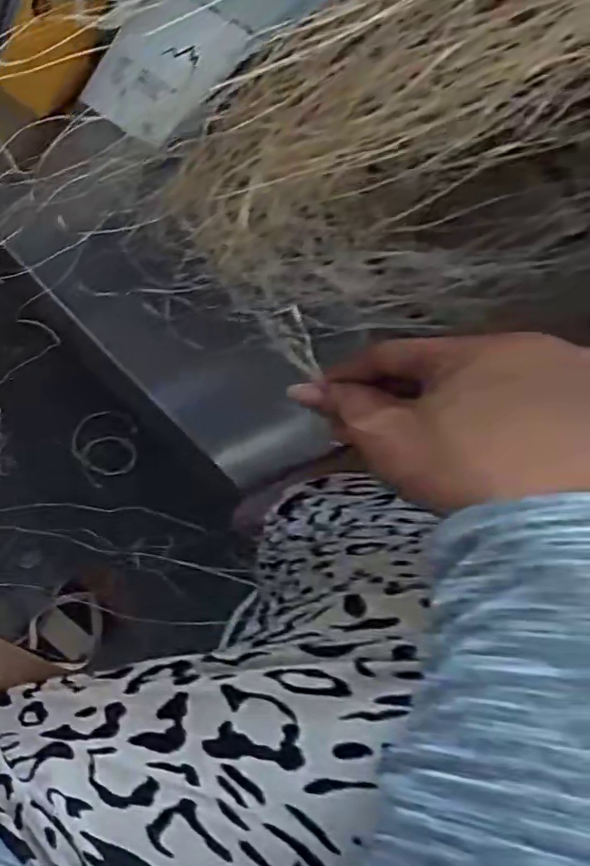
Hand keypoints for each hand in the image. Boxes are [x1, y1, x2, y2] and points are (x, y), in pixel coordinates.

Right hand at [289, 333, 589, 511]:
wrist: (556, 515)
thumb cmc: (458, 462)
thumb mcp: (383, 433)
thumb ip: (343, 404)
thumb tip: (305, 389)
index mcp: (481, 350)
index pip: (390, 353)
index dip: (342, 376)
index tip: (314, 399)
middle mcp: (537, 350)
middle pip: (436, 368)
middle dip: (387, 394)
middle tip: (353, 425)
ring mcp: (574, 378)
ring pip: (478, 385)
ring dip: (433, 404)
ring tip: (405, 436)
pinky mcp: (588, 411)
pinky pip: (515, 402)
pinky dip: (477, 416)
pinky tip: (459, 441)